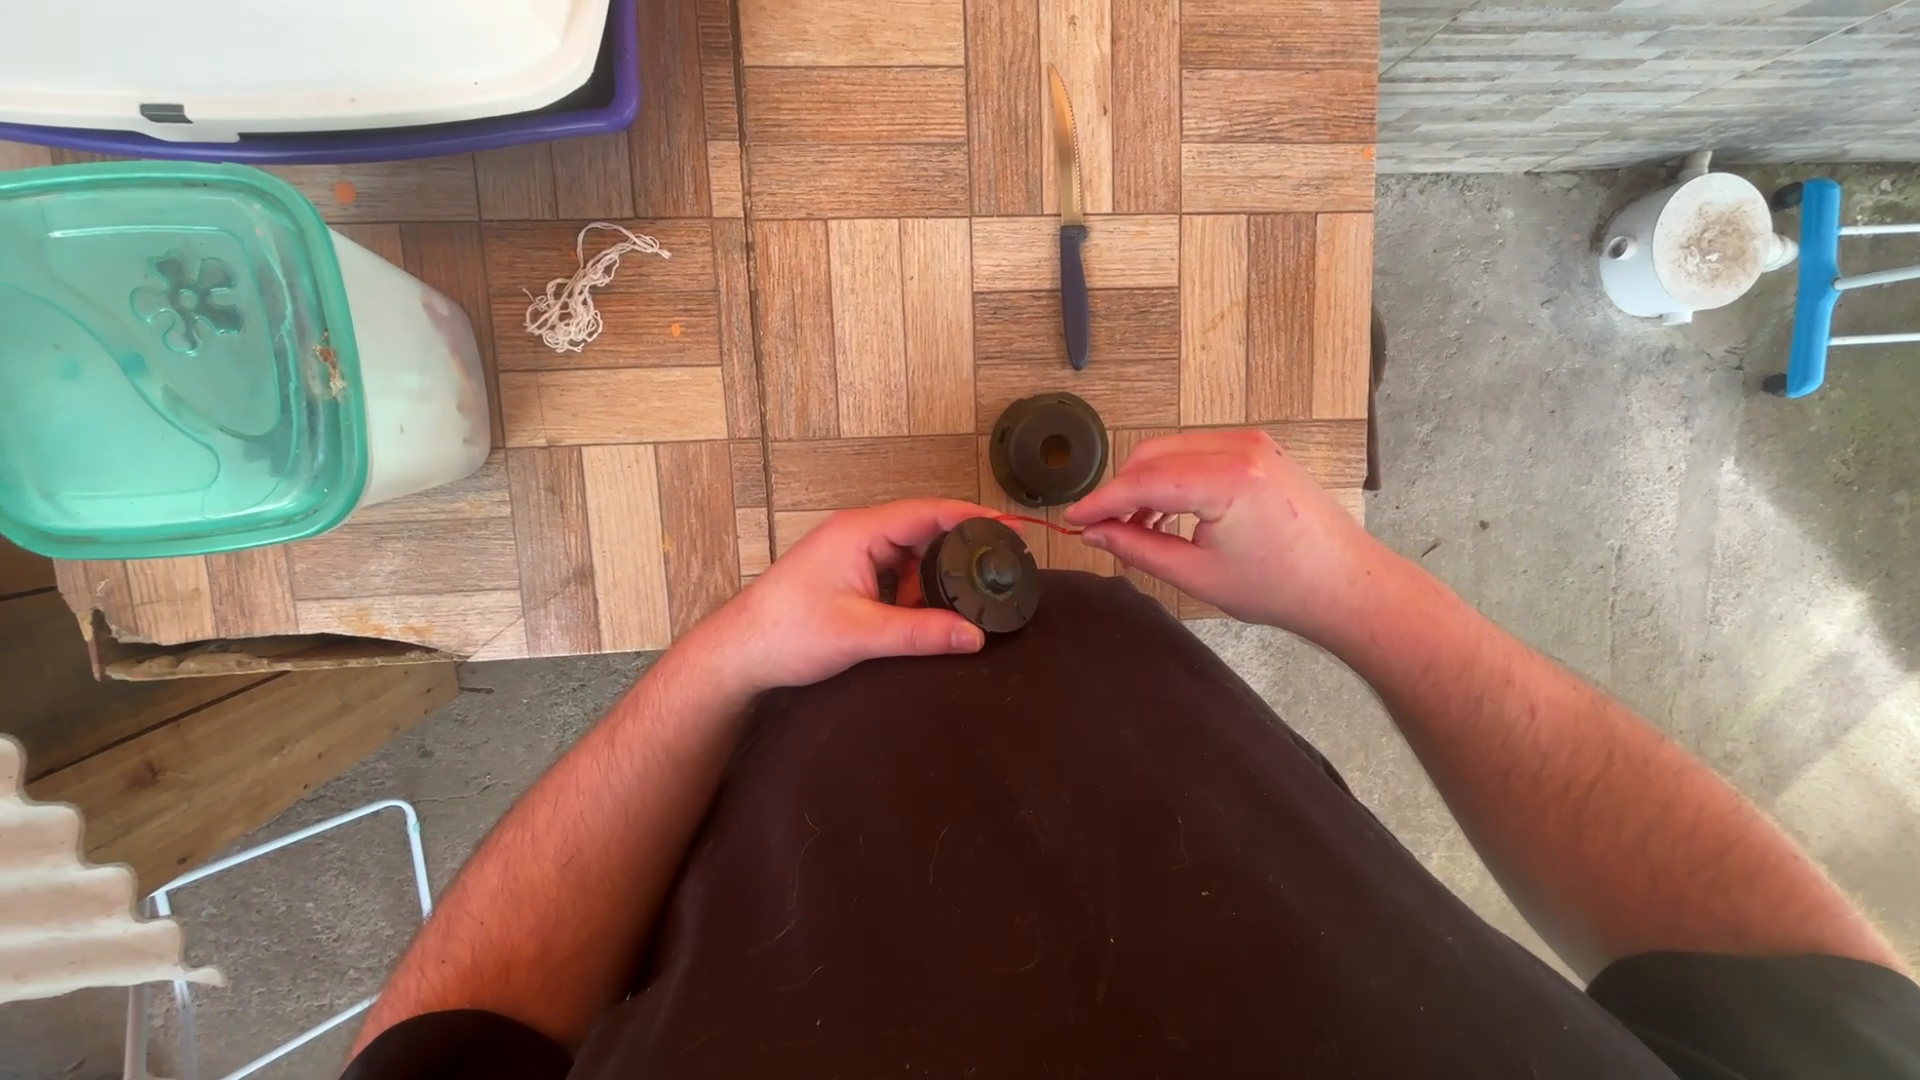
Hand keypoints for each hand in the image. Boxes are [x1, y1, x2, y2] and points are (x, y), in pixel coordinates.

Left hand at [690, 498, 991, 695]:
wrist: (739, 653)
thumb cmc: (786, 632)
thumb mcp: (862, 633)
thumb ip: (922, 633)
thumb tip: (973, 635)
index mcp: (860, 532)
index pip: (927, 512)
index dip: (969, 517)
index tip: (1005, 527)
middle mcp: (857, 535)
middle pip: (922, 532)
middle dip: (955, 555)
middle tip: (990, 576)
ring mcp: (851, 554)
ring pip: (909, 557)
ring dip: (931, 581)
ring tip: (955, 608)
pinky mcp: (848, 576)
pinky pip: (893, 575)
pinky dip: (911, 594)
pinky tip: (920, 620)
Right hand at [1063, 429, 1391, 640]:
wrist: (1345, 584)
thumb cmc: (1280, 587)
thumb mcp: (1196, 575)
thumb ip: (1137, 547)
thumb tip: (1094, 533)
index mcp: (1227, 478)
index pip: (1142, 480)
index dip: (1100, 501)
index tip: (1072, 518)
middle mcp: (1239, 447)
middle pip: (1151, 455)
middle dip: (1120, 489)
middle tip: (1102, 528)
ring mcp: (1251, 442)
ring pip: (1170, 450)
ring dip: (1144, 482)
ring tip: (1135, 527)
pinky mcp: (1257, 448)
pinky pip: (1195, 452)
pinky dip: (1171, 476)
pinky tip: (1166, 512)